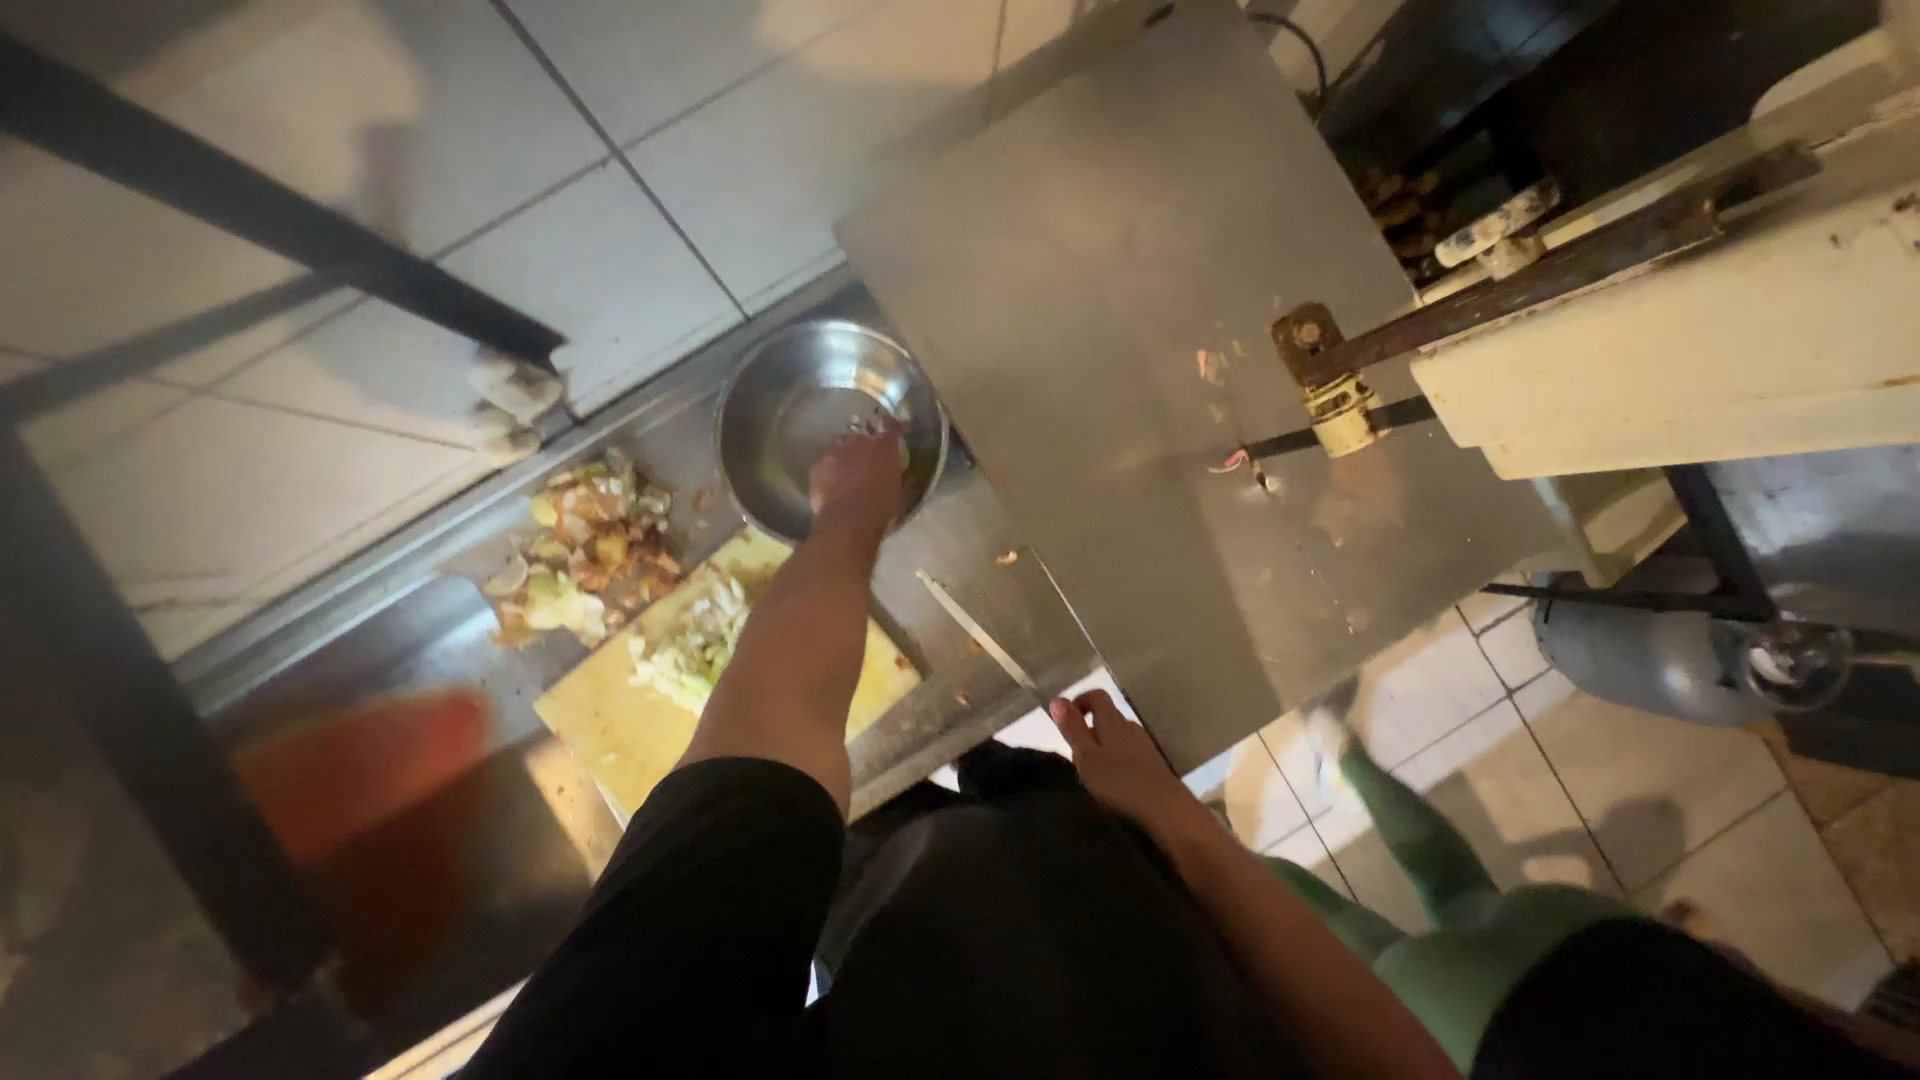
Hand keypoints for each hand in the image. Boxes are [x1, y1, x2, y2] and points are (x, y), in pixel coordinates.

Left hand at [808, 423, 904, 534]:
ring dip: (843, 455)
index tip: (890, 432)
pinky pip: (824, 461)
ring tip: (843, 473)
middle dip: (862, 447)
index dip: (890, 428)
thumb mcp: (897, 490)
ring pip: (839, 446)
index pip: (891, 427)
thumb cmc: (881, 508)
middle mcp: (860, 441)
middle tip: (864, 463)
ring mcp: (836, 450)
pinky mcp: (817, 464)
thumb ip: (893, 474)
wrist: (849, 520)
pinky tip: (829, 483)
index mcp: (885, 447)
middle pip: (861, 436)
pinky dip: (827, 469)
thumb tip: (890, 472)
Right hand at [1050, 690, 1213, 845]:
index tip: (1066, 721)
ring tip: (1092, 771)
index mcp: (1112, 720)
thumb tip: (1057, 699)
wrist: (1164, 808)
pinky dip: (1117, 759)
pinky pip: (1129, 752)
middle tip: (1076, 754)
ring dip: (1103, 746)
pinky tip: (1113, 781)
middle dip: (1089, 729)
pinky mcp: (1153, 762)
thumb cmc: (1118, 781)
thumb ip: (1072, 728)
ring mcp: (1145, 744)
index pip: (1096, 695)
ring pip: (1118, 736)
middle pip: (1107, 716)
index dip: (1079, 702)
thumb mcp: (1086, 756)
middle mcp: (1130, 726)